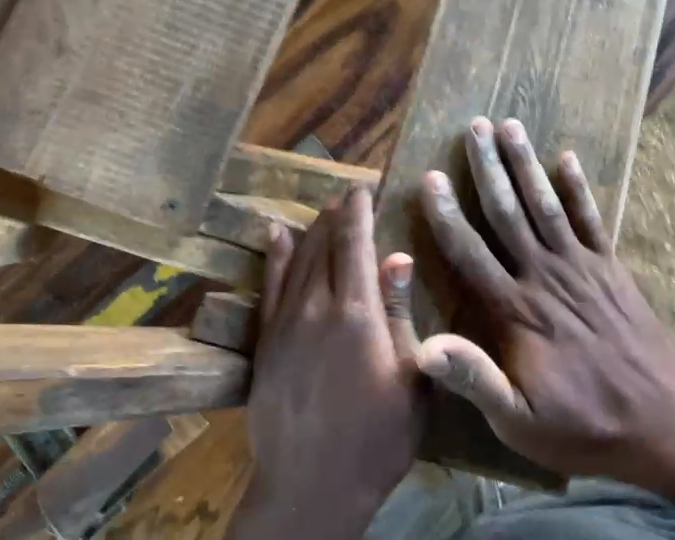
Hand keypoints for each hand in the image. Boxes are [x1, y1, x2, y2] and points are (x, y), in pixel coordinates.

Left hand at [230, 187, 422, 539]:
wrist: (310, 488)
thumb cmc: (378, 438)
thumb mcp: (409, 380)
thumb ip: (400, 315)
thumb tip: (399, 256)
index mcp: (357, 314)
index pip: (355, 244)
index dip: (359, 210)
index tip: (364, 185)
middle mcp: (316, 307)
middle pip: (325, 245)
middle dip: (339, 214)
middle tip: (350, 192)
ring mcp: (286, 324)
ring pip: (298, 259)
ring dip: (313, 229)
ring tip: (326, 208)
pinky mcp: (265, 344)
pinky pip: (270, 287)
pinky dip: (275, 256)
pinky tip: (278, 234)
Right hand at [399, 117, 674, 488]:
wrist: (663, 422)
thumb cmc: (584, 426)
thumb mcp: (520, 422)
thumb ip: (474, 380)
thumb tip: (423, 348)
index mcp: (517, 311)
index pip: (471, 253)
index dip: (447, 215)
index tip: (430, 178)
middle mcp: (546, 276)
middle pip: (509, 212)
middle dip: (488, 167)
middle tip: (473, 126)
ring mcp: (582, 268)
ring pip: (546, 204)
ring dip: (526, 164)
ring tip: (510, 125)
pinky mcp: (611, 269)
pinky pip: (591, 219)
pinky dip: (579, 187)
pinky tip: (567, 158)